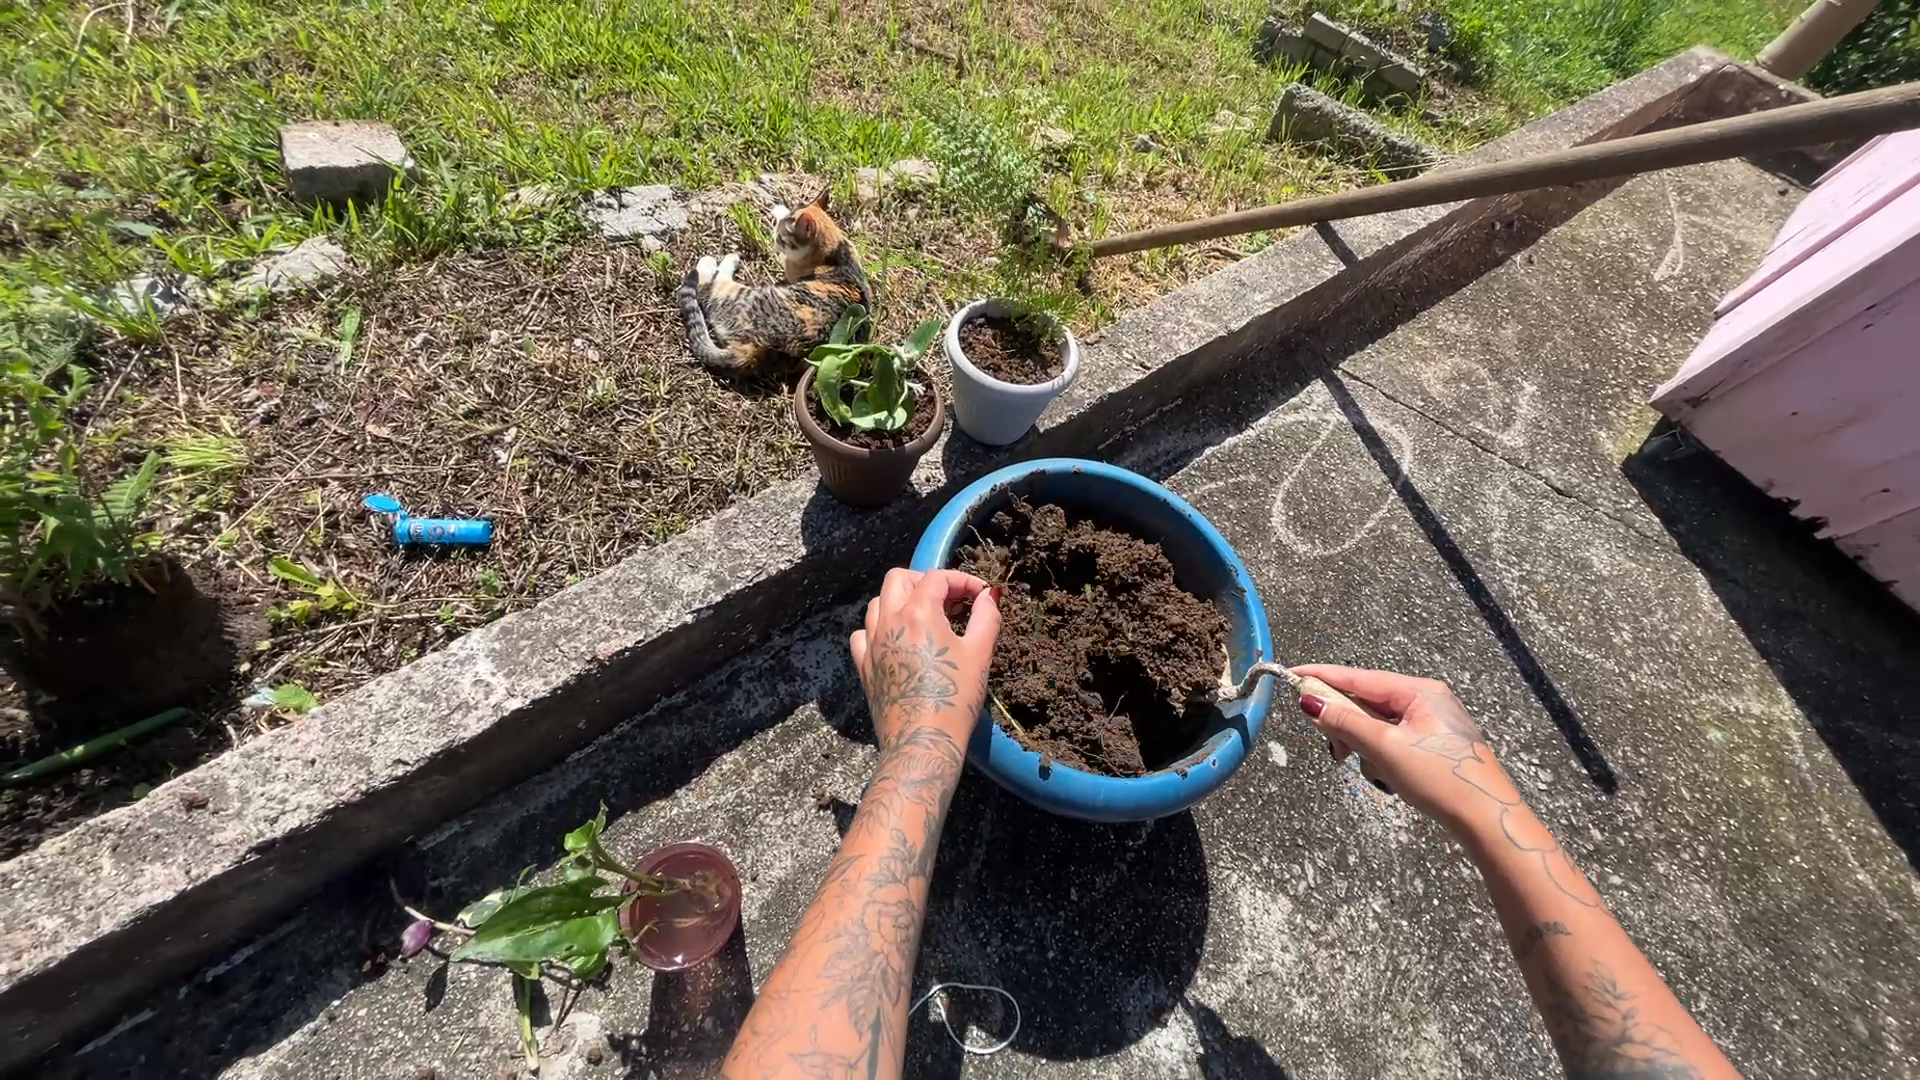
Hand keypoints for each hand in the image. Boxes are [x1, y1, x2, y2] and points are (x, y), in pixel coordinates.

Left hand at [849, 569, 1000, 747]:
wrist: (922, 743)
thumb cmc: (955, 698)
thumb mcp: (979, 653)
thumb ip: (986, 617)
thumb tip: (988, 595)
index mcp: (918, 612)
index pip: (937, 577)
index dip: (962, 580)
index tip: (979, 594)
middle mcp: (888, 621)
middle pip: (899, 579)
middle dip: (924, 581)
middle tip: (949, 599)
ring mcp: (871, 643)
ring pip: (878, 603)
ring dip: (901, 601)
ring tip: (926, 618)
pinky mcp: (864, 666)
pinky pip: (864, 634)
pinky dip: (879, 628)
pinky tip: (897, 641)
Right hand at [1291, 665, 1527, 837]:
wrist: (1490, 823)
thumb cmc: (1440, 778)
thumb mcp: (1384, 747)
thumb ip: (1343, 721)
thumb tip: (1308, 701)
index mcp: (1418, 691)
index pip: (1358, 677)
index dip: (1322, 676)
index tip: (1291, 674)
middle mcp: (1425, 700)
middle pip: (1365, 701)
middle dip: (1345, 724)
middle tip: (1335, 749)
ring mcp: (1430, 723)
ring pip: (1375, 724)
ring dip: (1362, 745)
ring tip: (1368, 768)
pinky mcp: (1432, 746)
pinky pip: (1389, 739)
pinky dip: (1379, 754)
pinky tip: (1385, 774)